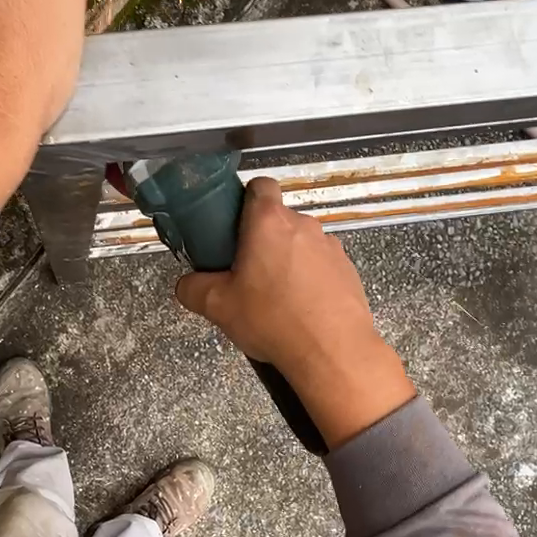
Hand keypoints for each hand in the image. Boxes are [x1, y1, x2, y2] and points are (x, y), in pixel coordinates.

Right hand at [176, 179, 415, 448]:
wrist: (332, 351)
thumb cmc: (272, 319)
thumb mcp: (218, 307)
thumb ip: (193, 289)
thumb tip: (186, 284)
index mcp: (268, 222)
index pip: (259, 185)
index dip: (246, 200)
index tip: (234, 227)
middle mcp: (303, 225)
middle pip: (278, 220)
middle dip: (262, 241)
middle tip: (247, 275)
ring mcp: (331, 247)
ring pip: (301, 244)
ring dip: (287, 261)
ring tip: (276, 300)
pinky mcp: (349, 270)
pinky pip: (322, 266)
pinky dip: (310, 280)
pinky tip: (302, 311)